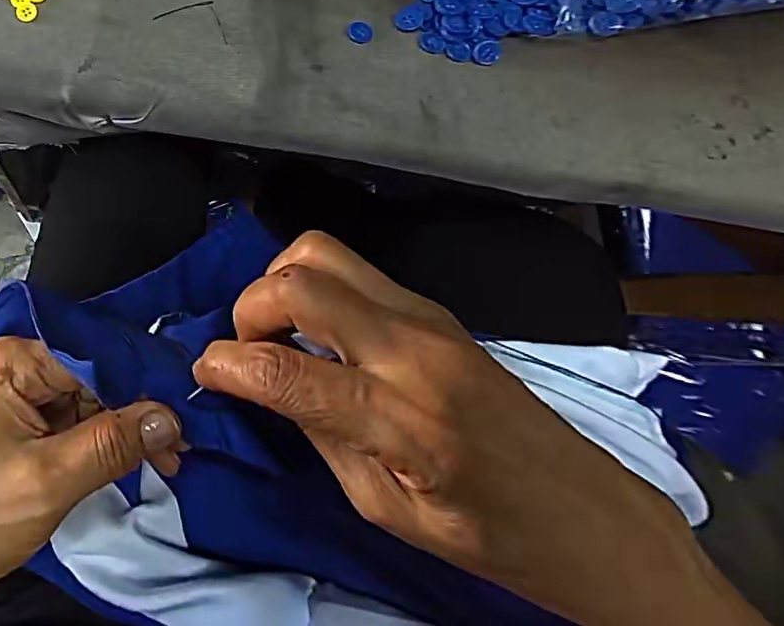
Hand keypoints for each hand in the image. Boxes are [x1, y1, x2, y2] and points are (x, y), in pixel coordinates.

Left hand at [0, 336, 185, 625]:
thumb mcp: (50, 480)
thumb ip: (112, 444)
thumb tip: (169, 417)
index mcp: (17, 360)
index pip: (94, 357)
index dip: (139, 381)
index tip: (180, 405)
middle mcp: (26, 364)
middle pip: (100, 376)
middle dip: (140, 409)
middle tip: (180, 438)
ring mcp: (33, 391)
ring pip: (101, 398)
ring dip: (133, 427)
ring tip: (170, 452)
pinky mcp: (41, 418)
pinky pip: (90, 417)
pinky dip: (117, 439)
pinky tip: (144, 454)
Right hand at [192, 233, 763, 625]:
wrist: (581, 505)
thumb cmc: (485, 531)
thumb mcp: (387, 510)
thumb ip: (320, 436)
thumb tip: (264, 385)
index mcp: (403, 418)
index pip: (288, 372)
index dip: (229, 365)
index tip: (203, 369)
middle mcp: (411, 346)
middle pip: (301, 279)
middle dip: (251, 304)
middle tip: (245, 345)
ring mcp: (425, 313)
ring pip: (324, 251)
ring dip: (281, 282)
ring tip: (278, 329)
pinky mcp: (432, 304)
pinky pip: (353, 269)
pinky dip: (315, 285)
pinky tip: (317, 328)